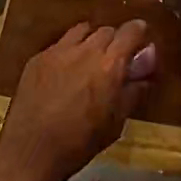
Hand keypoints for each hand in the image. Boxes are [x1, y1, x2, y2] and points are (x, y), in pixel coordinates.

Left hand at [0, 21, 152, 180]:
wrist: (32, 150)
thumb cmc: (82, 141)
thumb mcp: (117, 120)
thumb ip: (135, 86)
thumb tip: (148, 60)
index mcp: (110, 64)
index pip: (130, 31)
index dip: (138, 32)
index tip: (140, 39)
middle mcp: (85, 50)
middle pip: (106, 30)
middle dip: (114, 40)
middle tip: (114, 60)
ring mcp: (58, 52)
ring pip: (81, 31)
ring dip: (90, 40)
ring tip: (90, 59)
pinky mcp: (37, 59)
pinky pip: (59, 45)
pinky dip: (68, 51)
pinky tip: (64, 72)